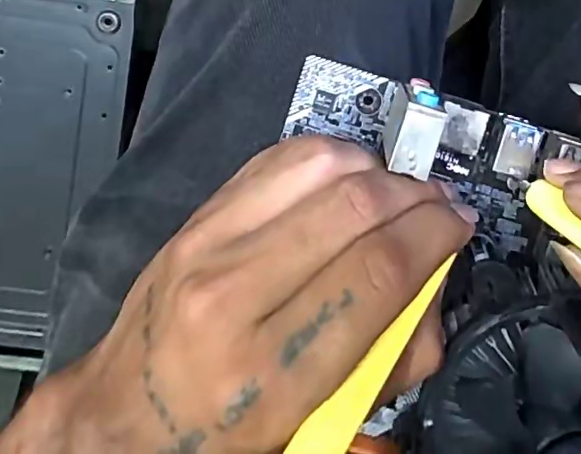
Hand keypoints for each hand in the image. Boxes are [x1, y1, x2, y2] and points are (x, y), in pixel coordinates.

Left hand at [0, 136, 475, 452]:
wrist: (120, 421)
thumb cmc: (226, 439)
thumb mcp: (313, 431)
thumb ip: (389, 363)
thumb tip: (435, 287)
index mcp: (268, 376)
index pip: (376, 275)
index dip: (433, 235)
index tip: (460, 223)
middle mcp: (233, 299)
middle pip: (356, 210)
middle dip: (416, 196)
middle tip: (439, 203)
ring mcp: (209, 245)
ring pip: (325, 167)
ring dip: (380, 170)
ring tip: (396, 192)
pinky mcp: (201, 213)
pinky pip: (286, 155)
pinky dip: (336, 156)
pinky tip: (350, 176)